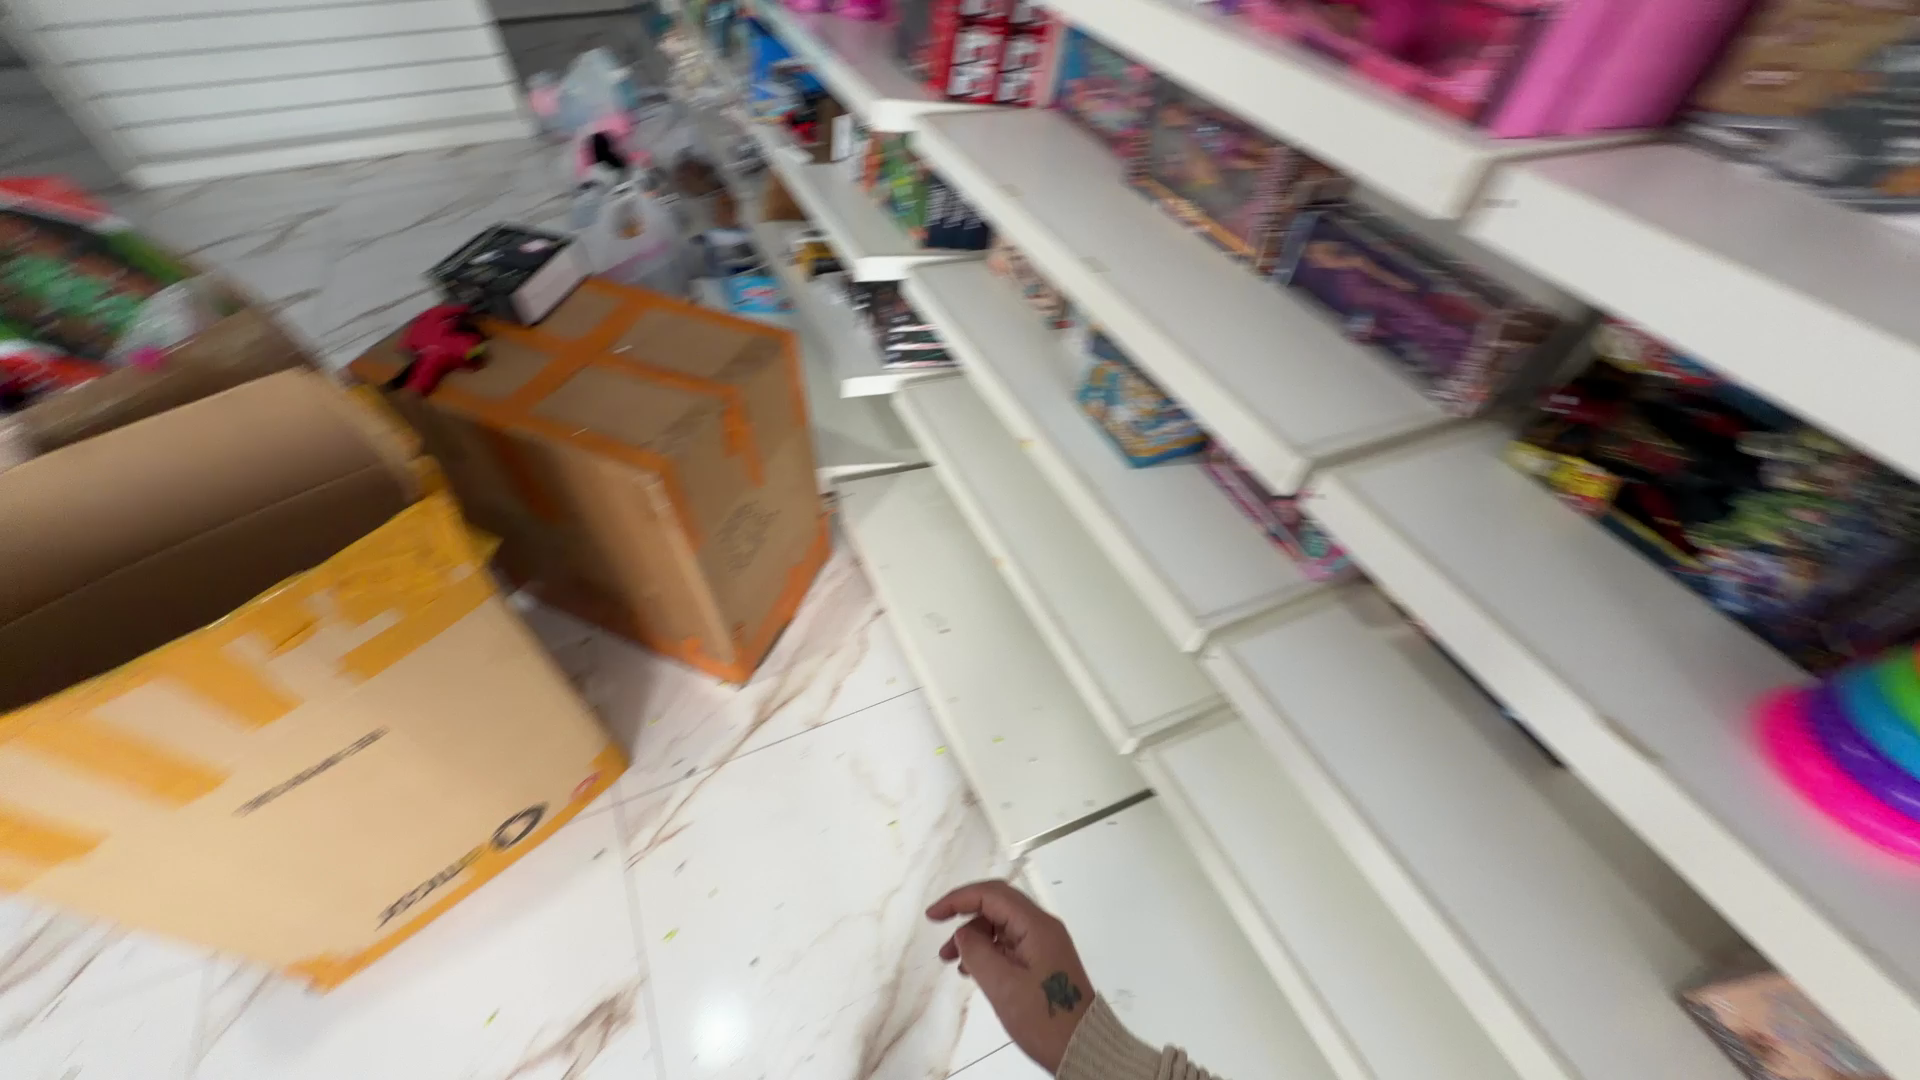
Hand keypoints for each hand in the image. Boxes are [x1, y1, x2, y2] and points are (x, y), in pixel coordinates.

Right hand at [927, 880, 1093, 1073]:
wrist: (1083, 1049)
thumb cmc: (1043, 1018)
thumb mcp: (1003, 986)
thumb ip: (977, 952)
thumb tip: (962, 932)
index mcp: (1036, 924)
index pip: (991, 894)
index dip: (958, 899)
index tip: (933, 915)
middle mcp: (1042, 925)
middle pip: (997, 904)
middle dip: (965, 915)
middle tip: (940, 934)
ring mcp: (1044, 942)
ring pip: (1001, 924)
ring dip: (975, 936)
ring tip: (951, 961)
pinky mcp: (1043, 959)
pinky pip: (1009, 942)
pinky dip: (988, 949)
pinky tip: (973, 969)